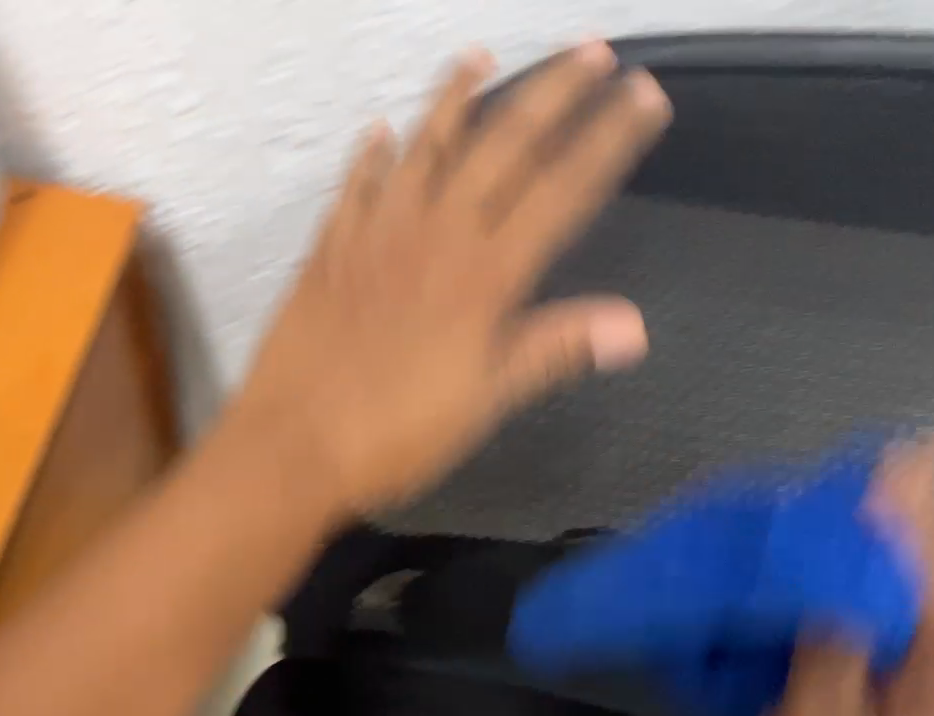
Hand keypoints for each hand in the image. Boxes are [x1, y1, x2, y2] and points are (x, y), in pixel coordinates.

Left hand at [225, 44, 671, 519]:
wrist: (289, 446)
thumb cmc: (388, 439)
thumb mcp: (480, 406)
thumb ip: (549, 353)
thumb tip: (630, 325)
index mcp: (481, 278)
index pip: (561, 192)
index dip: (607, 141)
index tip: (643, 95)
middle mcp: (430, 240)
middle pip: (500, 148)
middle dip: (550, 95)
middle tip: (589, 52)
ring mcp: (371, 239)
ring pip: (420, 150)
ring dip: (453, 99)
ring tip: (479, 58)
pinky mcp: (324, 254)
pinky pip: (351, 189)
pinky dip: (369, 157)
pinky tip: (379, 133)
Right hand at [743, 437, 933, 715]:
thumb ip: (830, 664)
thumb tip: (834, 591)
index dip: (913, 523)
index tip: (899, 462)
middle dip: (921, 520)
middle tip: (894, 459)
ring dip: (906, 545)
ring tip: (876, 493)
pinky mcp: (921, 702)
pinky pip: (914, 625)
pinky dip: (888, 582)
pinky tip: (857, 563)